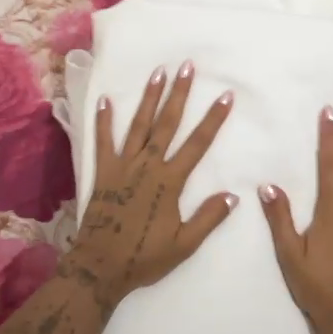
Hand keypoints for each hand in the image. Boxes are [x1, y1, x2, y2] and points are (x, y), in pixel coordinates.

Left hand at [62, 62, 236, 308]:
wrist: (99, 267)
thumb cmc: (144, 258)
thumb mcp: (183, 245)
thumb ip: (208, 218)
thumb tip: (233, 194)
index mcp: (170, 181)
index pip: (198, 143)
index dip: (213, 118)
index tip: (225, 95)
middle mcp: (148, 165)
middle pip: (167, 123)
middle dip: (179, 93)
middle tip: (187, 66)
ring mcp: (123, 166)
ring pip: (139, 124)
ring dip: (149, 97)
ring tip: (158, 72)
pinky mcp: (103, 172)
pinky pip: (103, 142)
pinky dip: (104, 121)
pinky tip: (105, 100)